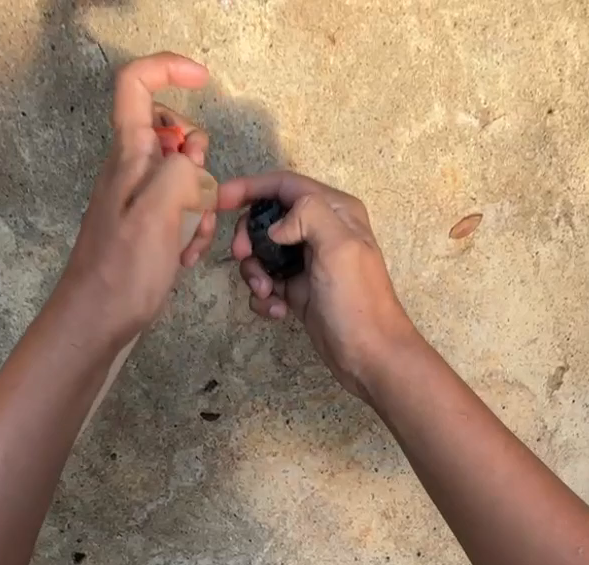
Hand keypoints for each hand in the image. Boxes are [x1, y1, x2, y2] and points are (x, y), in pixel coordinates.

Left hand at [55, 54, 218, 343]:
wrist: (95, 325)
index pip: (137, 85)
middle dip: (200, 164)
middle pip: (175, 138)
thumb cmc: (121, 275)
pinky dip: (190, 232)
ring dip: (199, 207)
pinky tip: (183, 259)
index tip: (204, 82)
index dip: (169, 70)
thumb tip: (194, 161)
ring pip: (183, 182)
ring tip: (188, 243)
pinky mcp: (145, 233)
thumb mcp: (157, 214)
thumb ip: (181, 171)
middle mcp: (131, 173)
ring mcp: (138, 204)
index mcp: (129, 157)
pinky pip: (179, 217)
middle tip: (197, 203)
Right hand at [220, 172, 424, 398]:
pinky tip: (278, 312)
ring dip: (255, 274)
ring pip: (262, 255)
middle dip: (249, 239)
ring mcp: (307, 264)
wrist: (368, 354)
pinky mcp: (298, 292)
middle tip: (243, 258)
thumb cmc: (357, 300)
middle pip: (267, 221)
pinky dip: (264, 298)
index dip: (250, 188)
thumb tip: (275, 228)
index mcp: (334, 211)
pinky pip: (268, 285)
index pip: (284, 186)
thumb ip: (308, 215)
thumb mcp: (339, 245)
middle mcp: (319, 232)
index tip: (220, 201)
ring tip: (269, 293)